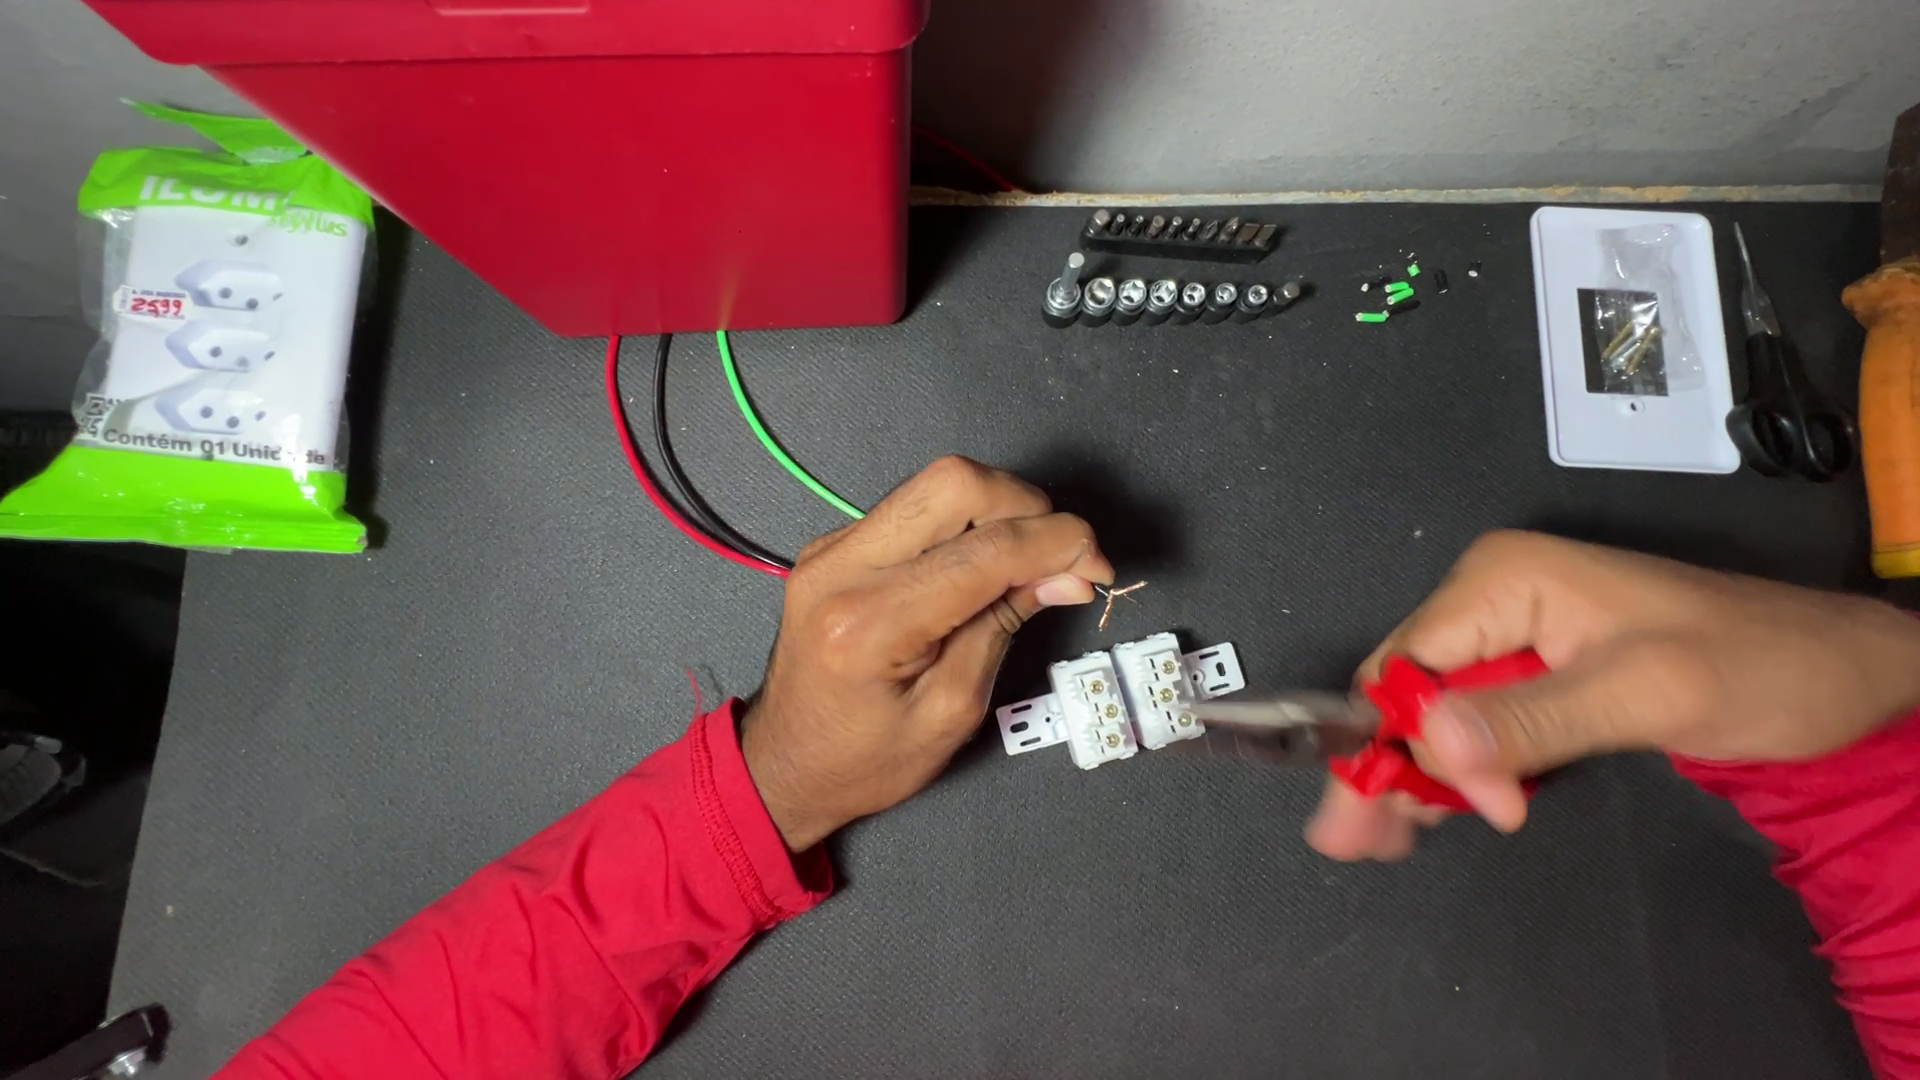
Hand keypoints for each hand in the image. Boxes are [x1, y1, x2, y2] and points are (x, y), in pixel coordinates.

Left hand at [741, 457, 1112, 850]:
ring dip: (999, 507)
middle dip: (1026, 504)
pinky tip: (981, 562)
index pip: (984, 550)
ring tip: (1027, 559)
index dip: (1058, 544)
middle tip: (1058, 554)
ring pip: (934, 482)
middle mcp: (842, 565)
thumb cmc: (866, 760)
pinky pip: (915, 506)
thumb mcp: (952, 711)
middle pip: (954, 482)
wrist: (784, 763)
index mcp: (871, 622)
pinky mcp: (835, 543)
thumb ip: (1005, 625)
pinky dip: (964, 521)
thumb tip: (1067, 571)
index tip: (1095, 564)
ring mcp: (832, 546)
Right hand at [1308, 530, 1919, 860]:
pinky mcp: (1517, 666)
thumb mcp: (1647, 694)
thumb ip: (1531, 721)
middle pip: (1402, 688)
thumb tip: (1428, 746)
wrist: (1847, 670)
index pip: (1409, 665)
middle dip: (1385, 764)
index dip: (1410, 739)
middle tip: (1354, 839)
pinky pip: (1463, 719)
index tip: (1438, 811)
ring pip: (1424, 709)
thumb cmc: (1762, 666)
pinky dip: (1448, 769)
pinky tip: (1428, 809)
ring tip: (1377, 838)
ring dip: (1406, 775)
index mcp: (1498, 581)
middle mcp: (1481, 599)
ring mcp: (1497, 631)